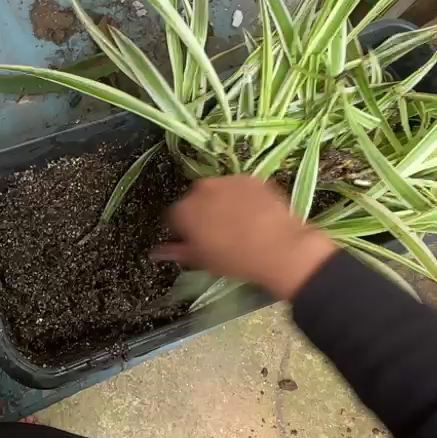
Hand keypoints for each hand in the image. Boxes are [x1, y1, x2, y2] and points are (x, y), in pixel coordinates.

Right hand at [153, 175, 335, 301]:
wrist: (279, 248)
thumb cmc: (235, 259)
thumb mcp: (201, 260)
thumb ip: (176, 251)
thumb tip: (156, 252)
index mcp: (182, 210)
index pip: (173, 217)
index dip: (182, 229)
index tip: (192, 240)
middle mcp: (200, 189)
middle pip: (193, 199)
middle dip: (200, 212)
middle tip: (214, 231)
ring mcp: (226, 180)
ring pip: (216, 191)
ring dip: (220, 202)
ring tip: (236, 222)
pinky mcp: (250, 178)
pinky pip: (239, 186)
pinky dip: (241, 196)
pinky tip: (252, 213)